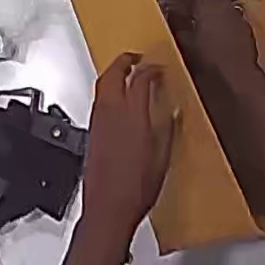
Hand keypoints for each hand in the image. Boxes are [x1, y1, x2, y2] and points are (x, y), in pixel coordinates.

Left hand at [81, 53, 176, 244]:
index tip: (159, 68)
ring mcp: (98, 119)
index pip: (140, 79)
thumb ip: (167, 129)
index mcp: (133, 115)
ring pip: (102, 83)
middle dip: (125, 60)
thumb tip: (172, 111)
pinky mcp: (92, 129)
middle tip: (137, 58)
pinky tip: (117, 96)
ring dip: (114, 71)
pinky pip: (98, 98)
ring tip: (127, 71)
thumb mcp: (162, 157)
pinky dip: (108, 88)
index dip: (151, 69)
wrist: (108, 206)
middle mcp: (111, 112)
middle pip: (113, 72)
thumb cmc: (136, 187)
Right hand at [183, 0, 258, 81]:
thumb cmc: (205, 56)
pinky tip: (222, 33)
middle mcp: (224, 6)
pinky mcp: (247, 30)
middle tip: (194, 6)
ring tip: (208, 20)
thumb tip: (171, 11)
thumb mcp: (184, 40)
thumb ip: (177, 22)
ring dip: (216, 10)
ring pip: (224, 7)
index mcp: (206, 4)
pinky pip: (234, 20)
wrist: (236, 74)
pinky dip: (227, 22)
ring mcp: (238, 17)